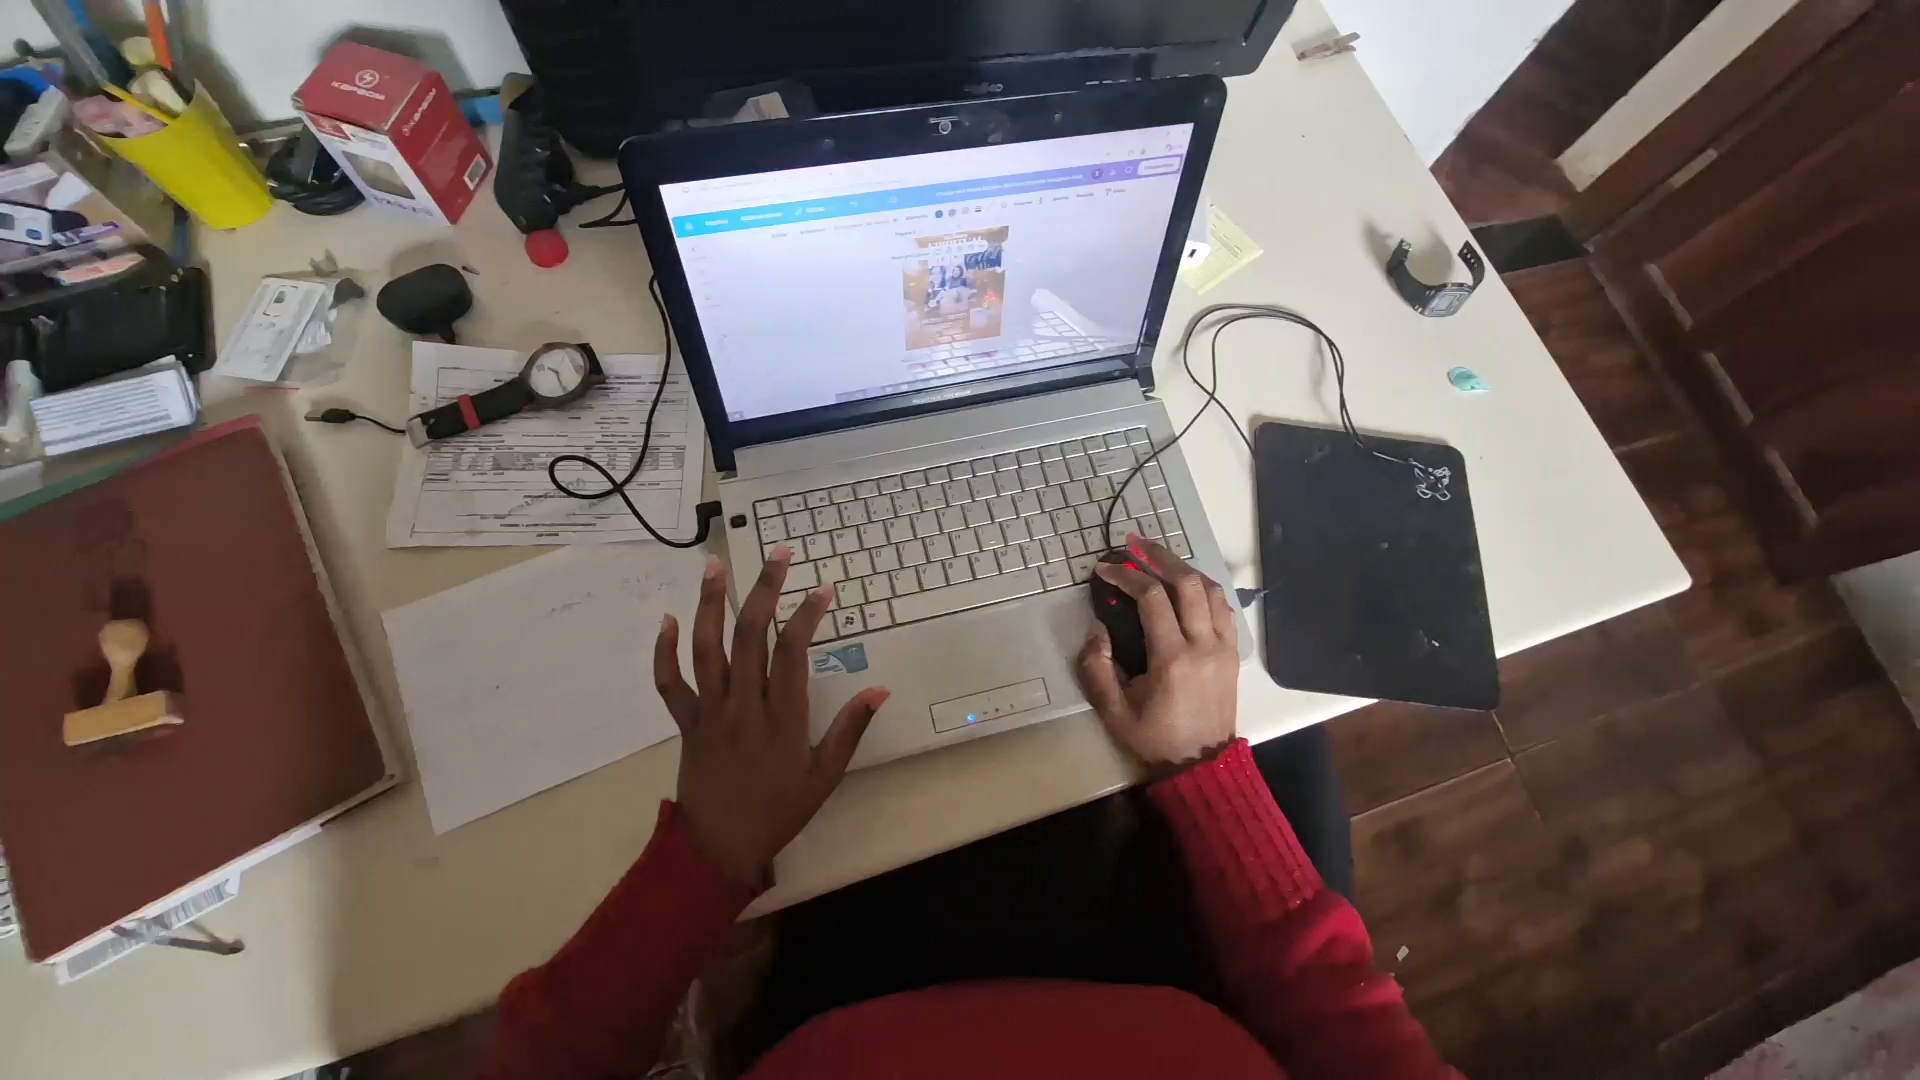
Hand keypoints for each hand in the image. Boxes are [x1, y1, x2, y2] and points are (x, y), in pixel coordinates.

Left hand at [654, 545, 889, 886]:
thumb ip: (851, 730)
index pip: (793, 651)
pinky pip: (669, 682)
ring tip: (714, 565)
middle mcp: (743, 705)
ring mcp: (709, 711)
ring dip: (709, 603)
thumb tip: (880, 690)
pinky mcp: (685, 721)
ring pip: (706, 648)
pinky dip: (664, 651)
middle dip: (765, 590)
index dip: (808, 615)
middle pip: (750, 635)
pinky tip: (668, 619)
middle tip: (779, 555)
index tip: (823, 588)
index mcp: (781, 718)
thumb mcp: (825, 776)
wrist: (719, 847)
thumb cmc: (779, 810)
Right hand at [1076, 535, 1238, 775]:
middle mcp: (1204, 645)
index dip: (1125, 576)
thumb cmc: (1154, 739)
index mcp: (1173, 658)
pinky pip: (1223, 608)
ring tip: (1159, 559)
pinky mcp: (1233, 653)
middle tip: (1134, 543)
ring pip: (1211, 590)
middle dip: (1158, 556)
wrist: (1202, 766)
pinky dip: (1204, 589)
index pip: (1151, 598)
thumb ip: (1097, 667)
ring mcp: (1224, 647)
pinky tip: (1186, 586)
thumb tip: (1097, 630)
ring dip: (1184, 568)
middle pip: (1187, 582)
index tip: (1103, 570)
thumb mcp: (1113, 711)